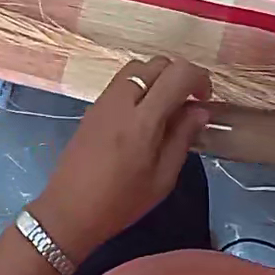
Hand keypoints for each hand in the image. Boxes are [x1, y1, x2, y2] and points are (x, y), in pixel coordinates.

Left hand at [28, 57, 211, 261]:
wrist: (69, 210)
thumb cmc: (120, 202)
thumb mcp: (162, 178)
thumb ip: (182, 138)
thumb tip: (200, 110)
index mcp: (142, 121)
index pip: (177, 74)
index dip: (199, 78)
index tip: (205, 100)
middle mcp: (120, 102)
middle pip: (156, 63)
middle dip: (179, 75)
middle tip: (188, 103)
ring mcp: (102, 102)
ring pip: (136, 68)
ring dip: (157, 78)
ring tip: (165, 108)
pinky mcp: (91, 109)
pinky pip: (120, 83)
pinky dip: (138, 86)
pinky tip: (143, 115)